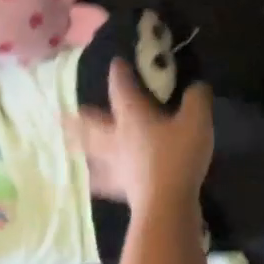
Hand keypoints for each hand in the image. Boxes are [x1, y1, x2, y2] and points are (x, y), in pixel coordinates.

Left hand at [80, 61, 212, 215]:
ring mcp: (113, 163)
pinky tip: (93, 178)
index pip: (121, 89)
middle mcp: (116, 136)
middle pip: (91, 122)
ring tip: (67, 140)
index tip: (116, 62)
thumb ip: (197, 98)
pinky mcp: (118, 186)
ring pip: (89, 150)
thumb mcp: (198, 119)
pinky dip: (96, 176)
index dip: (119, 74)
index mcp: (132, 116)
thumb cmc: (179, 155)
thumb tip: (196, 86)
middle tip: (66, 111)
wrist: (166, 201)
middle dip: (81, 115)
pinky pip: (101, 180)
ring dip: (78, 143)